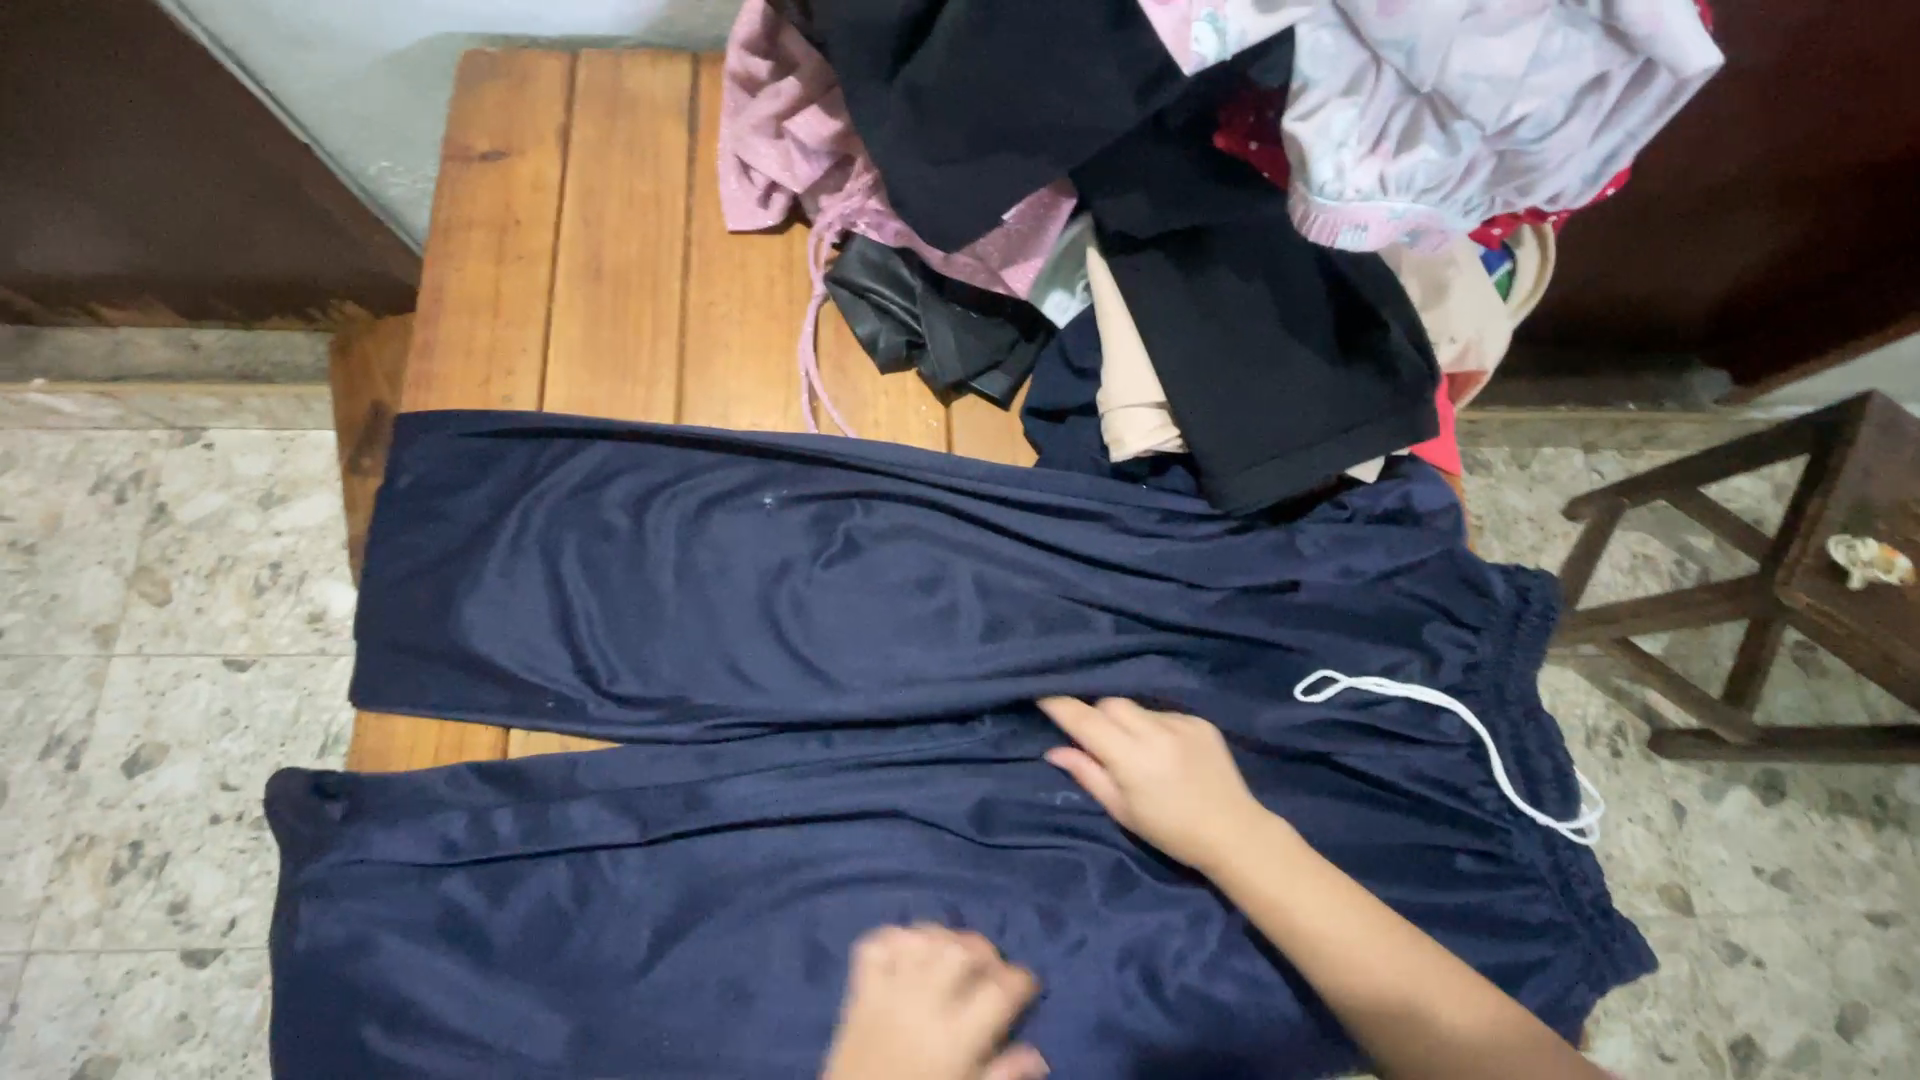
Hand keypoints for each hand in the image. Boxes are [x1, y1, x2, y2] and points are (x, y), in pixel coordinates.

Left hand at [822, 924, 1048, 1079]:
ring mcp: (889, 993)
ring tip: (954, 954)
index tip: (1026, 986)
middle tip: (992, 967)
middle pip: (962, 952)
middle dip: (984, 950)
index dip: (1021, 980)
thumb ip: (1001, 1076)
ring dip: (944, 938)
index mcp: (955, 1039)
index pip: (999, 991)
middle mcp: (924, 1004)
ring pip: (923, 939)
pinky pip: (875, 945)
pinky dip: (895, 938)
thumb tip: (1037, 1056)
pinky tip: (910, 950)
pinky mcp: (860, 992)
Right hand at [1038, 697, 1276, 872]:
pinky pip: (1162, 714)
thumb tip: (1054, 750)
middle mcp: (1156, 732)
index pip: (1085, 720)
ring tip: (1135, 751)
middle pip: (1110, 705)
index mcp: (1132, 758)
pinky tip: (1164, 752)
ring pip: (1136, 708)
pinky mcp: (1200, 721)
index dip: (1060, 705)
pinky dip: (1153, 727)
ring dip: (1126, 722)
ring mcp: (1181, 723)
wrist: (1234, 832)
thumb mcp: (1121, 809)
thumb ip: (1087, 774)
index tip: (1041, 694)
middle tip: (1097, 741)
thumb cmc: (1170, 831)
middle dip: (1097, 716)